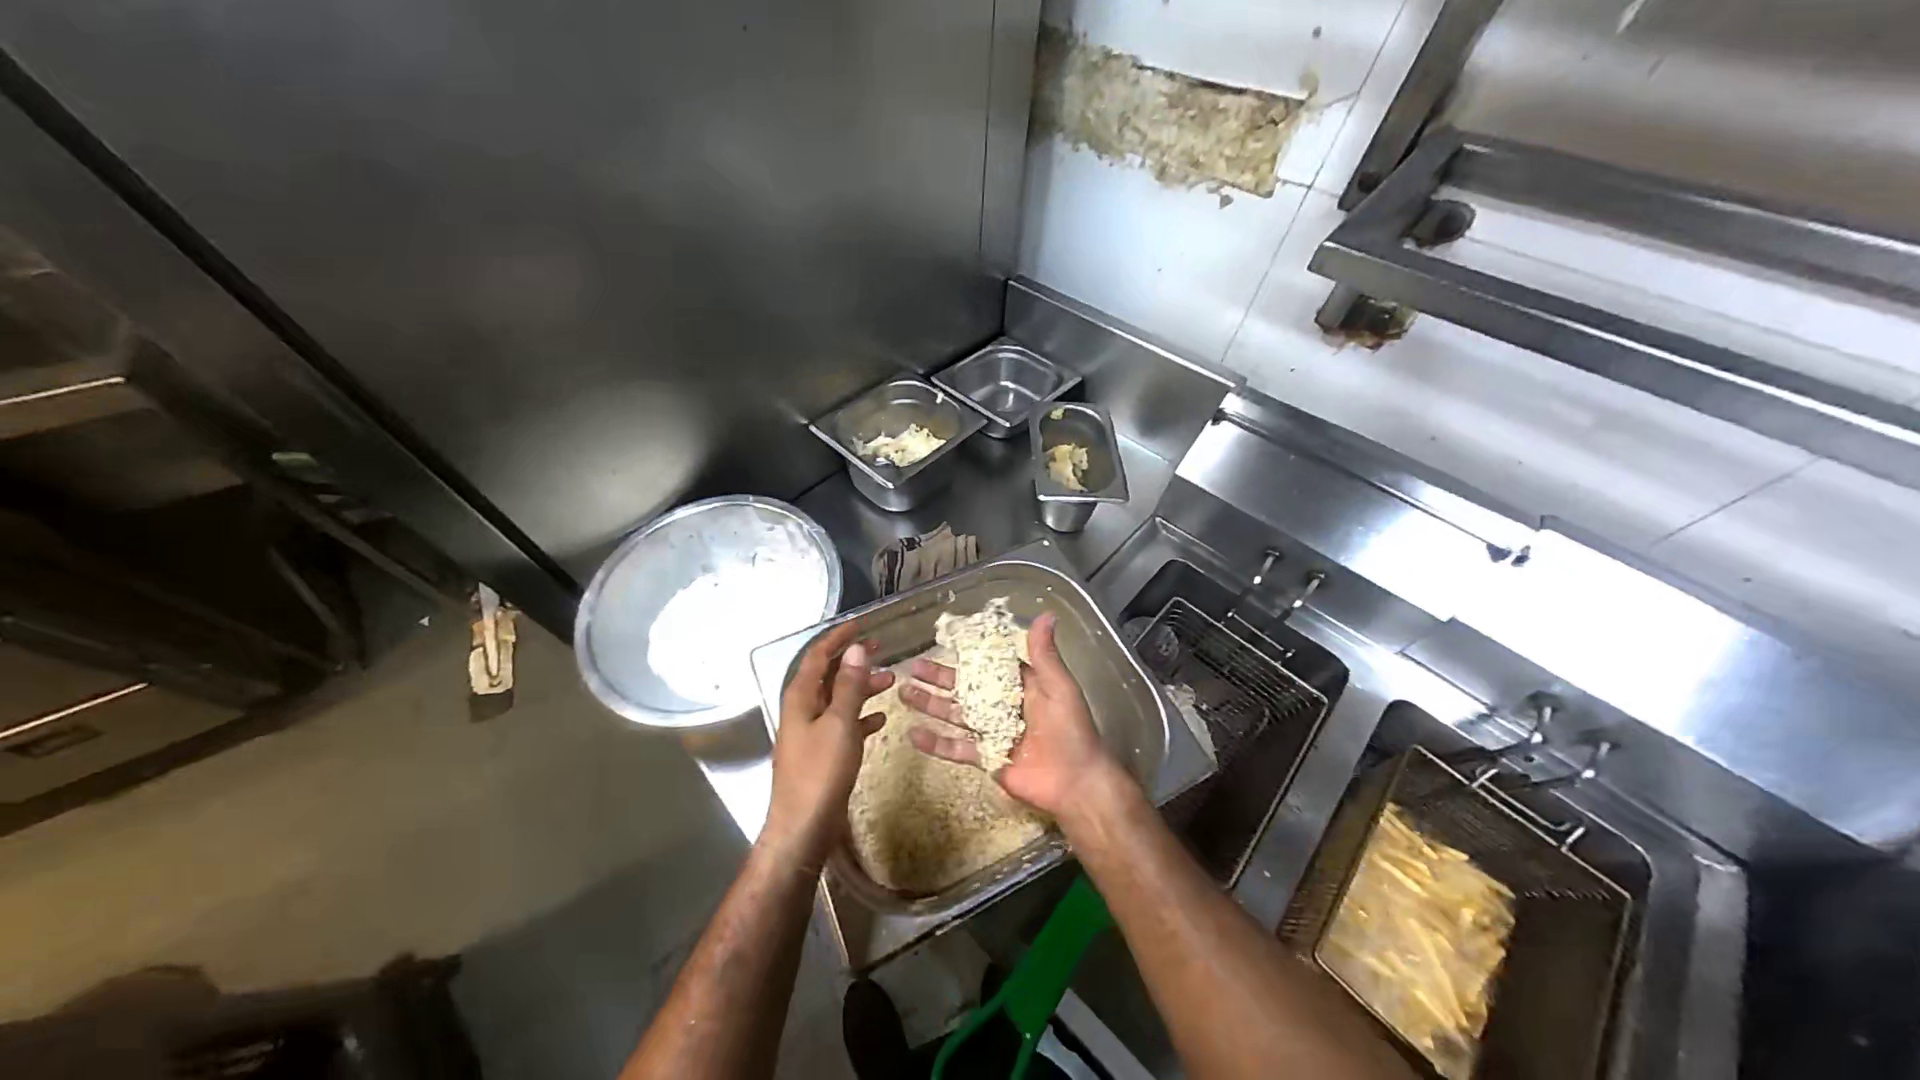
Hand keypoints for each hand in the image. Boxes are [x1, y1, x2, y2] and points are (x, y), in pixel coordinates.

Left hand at [764, 623, 893, 865]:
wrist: (803, 828)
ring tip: (890, 681)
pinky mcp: (821, 753)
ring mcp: (811, 732)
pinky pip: (843, 724)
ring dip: (861, 687)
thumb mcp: (840, 724)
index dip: (838, 638)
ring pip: (838, 699)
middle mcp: (802, 710)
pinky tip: (881, 718)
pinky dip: (861, 716)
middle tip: (881, 648)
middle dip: (853, 660)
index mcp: (800, 697)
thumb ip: (849, 686)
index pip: (817, 655)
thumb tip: (856, 649)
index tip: (862, 624)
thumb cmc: (820, 773)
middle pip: (828, 675)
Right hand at [898, 612, 1127, 817]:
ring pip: (955, 714)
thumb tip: (1046, 614)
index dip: (964, 653)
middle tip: (913, 668)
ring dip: (930, 704)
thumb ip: (1044, 654)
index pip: (987, 664)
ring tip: (904, 693)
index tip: (940, 641)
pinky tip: (913, 734)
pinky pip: (956, 748)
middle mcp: (1002, 705)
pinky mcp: (986, 758)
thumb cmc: (1070, 730)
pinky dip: (935, 742)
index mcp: (1020, 685)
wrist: (1074, 782)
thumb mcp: (1059, 686)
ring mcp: (991, 732)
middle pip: (964, 688)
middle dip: (938, 678)